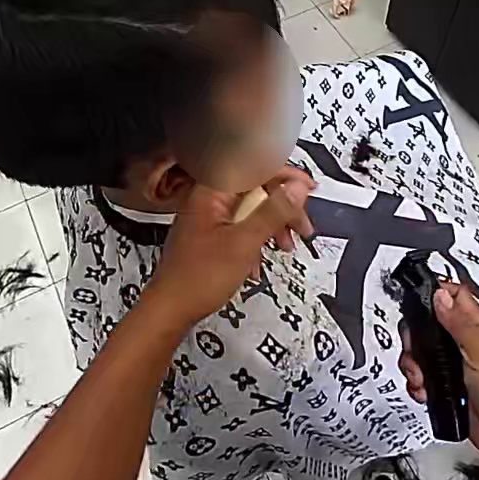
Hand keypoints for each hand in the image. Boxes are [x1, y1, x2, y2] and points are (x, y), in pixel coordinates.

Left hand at [143, 167, 314, 327]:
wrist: (171, 310)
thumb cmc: (195, 280)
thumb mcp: (244, 243)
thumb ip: (273, 212)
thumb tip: (296, 188)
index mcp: (211, 192)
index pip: (256, 169)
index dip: (286, 177)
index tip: (307, 190)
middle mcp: (209, 200)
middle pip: (258, 188)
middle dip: (284, 207)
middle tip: (300, 225)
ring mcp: (211, 217)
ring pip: (254, 209)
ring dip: (274, 225)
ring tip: (286, 244)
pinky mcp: (214, 234)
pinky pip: (244, 226)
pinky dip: (260, 238)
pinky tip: (263, 257)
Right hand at [399, 282, 478, 466]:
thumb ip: (460, 325)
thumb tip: (441, 296)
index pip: (456, 297)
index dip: (437, 293)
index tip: (417, 301)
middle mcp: (469, 345)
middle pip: (432, 325)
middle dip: (417, 335)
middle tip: (416, 348)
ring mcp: (460, 367)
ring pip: (426, 353)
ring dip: (415, 363)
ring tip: (421, 376)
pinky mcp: (452, 388)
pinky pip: (427, 378)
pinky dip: (419, 383)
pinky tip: (425, 391)